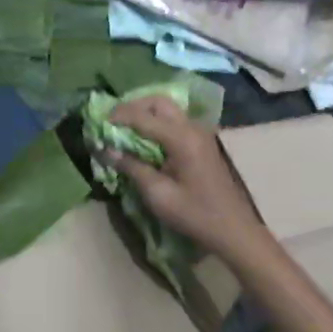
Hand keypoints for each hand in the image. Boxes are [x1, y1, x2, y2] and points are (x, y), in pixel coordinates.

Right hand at [103, 96, 273, 264]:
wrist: (233, 230)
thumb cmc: (195, 214)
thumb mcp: (158, 194)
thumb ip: (132, 167)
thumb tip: (106, 150)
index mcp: (181, 138)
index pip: (142, 116)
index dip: (118, 116)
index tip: (98, 123)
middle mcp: (192, 127)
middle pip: (158, 101)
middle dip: (132, 106)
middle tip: (113, 121)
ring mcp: (200, 132)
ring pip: (168, 108)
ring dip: (145, 111)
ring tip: (125, 128)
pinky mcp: (202, 141)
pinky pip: (175, 119)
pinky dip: (156, 120)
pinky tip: (145, 137)